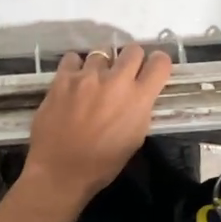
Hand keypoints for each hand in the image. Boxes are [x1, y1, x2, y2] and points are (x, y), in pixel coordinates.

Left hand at [22, 45, 174, 202]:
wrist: (60, 171)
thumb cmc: (102, 164)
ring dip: (101, 66)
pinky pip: (73, 58)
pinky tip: (74, 80)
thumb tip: (139, 95)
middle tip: (124, 74)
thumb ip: (140, 110)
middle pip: (133, 50)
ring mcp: (87, 76)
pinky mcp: (62, 78)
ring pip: (101, 53)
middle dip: (132, 60)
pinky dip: (76, 67)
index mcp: (138, 99)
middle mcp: (116, 81)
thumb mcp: (135, 139)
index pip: (160, 63)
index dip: (159, 63)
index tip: (153, 69)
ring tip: (93, 82)